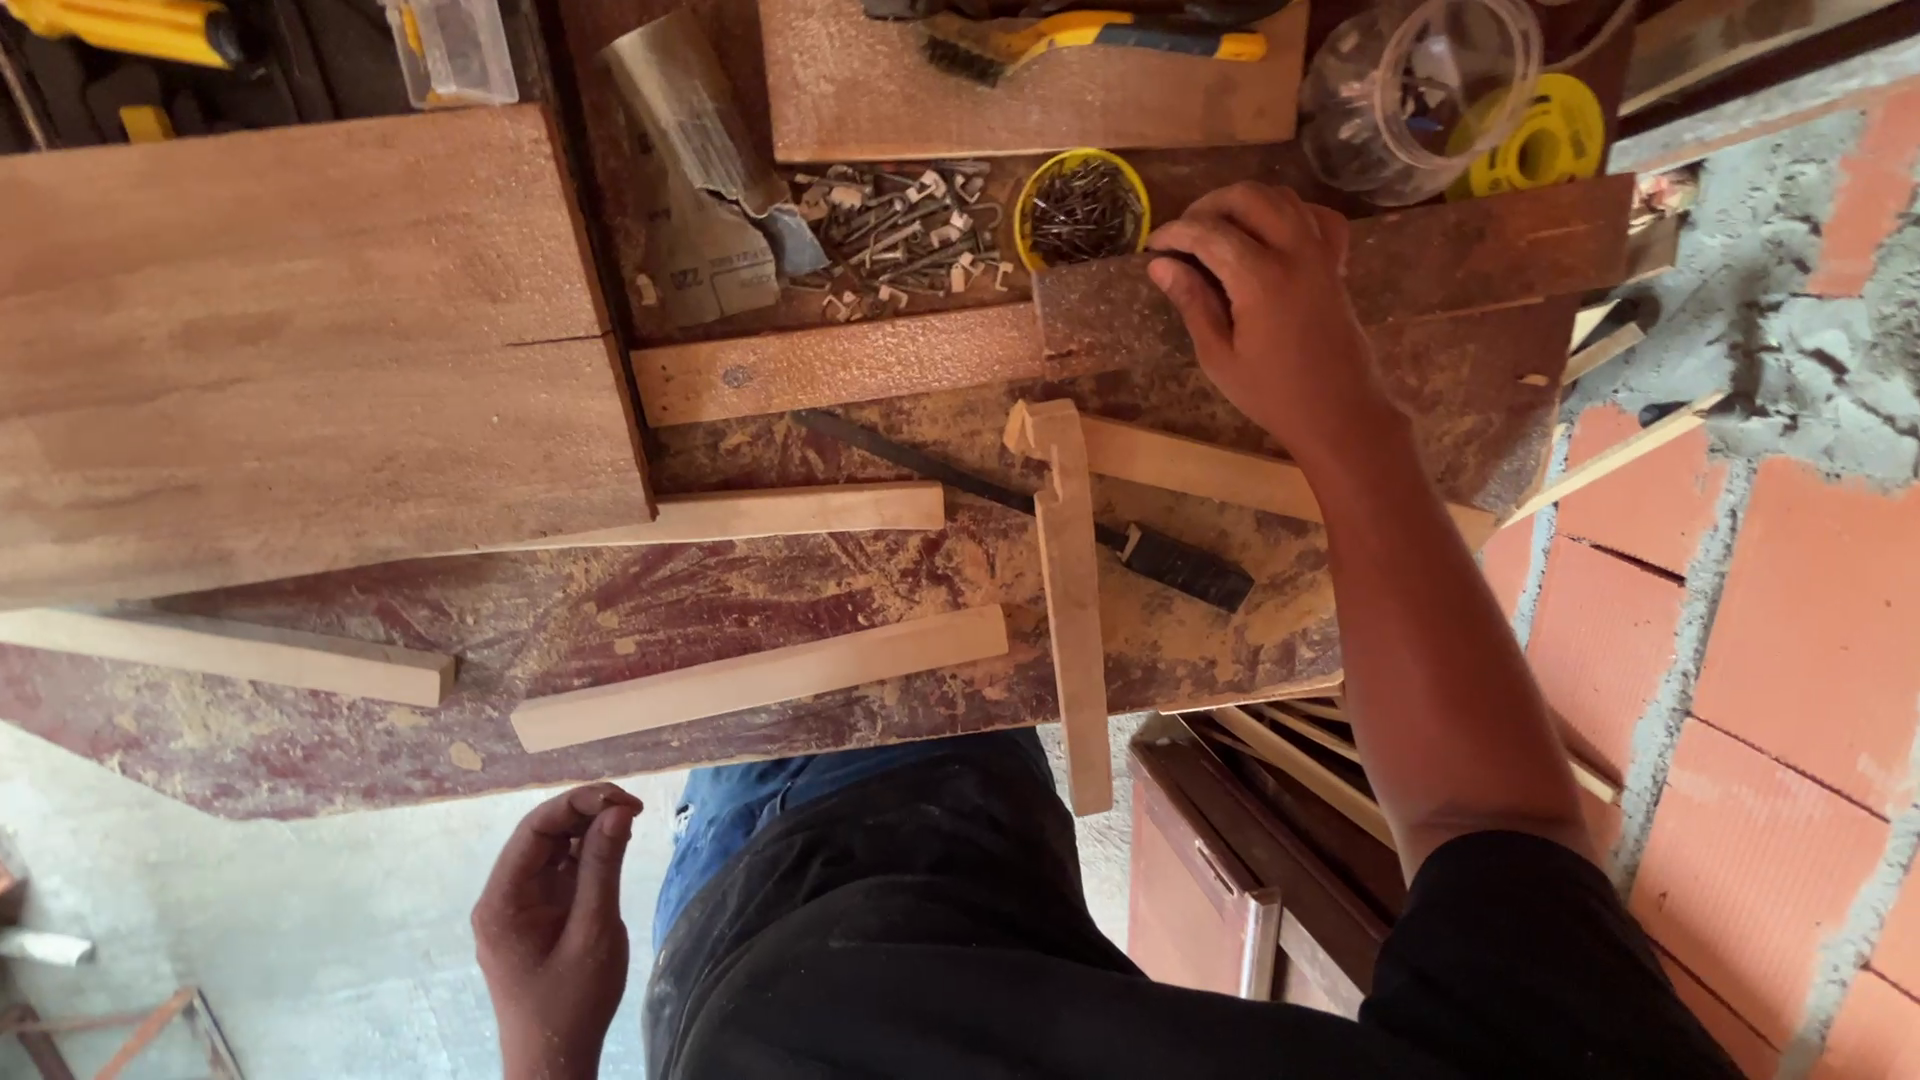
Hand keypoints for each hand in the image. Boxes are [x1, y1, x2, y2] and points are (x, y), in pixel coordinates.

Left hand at [473, 782, 641, 1079]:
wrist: (555, 1061)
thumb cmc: (571, 1002)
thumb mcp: (594, 931)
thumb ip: (603, 867)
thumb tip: (619, 810)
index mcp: (502, 901)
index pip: (534, 829)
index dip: (579, 802)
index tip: (626, 801)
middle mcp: (505, 895)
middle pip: (542, 832)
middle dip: (587, 810)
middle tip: (635, 808)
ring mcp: (522, 903)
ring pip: (554, 845)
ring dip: (590, 826)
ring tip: (631, 821)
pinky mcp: (540, 912)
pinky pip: (562, 867)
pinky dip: (590, 850)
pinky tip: (617, 843)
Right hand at [1147, 182, 1400, 465]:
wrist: (1338, 410)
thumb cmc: (1271, 393)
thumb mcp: (1218, 356)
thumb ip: (1192, 302)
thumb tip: (1160, 265)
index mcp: (1260, 279)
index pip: (1209, 233)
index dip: (1175, 233)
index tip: (1152, 247)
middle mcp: (1295, 252)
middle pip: (1248, 197)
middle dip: (1207, 206)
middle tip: (1183, 234)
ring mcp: (1321, 252)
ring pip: (1281, 197)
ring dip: (1244, 203)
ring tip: (1216, 231)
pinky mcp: (1336, 262)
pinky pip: (1315, 216)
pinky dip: (1287, 213)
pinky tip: (1268, 234)